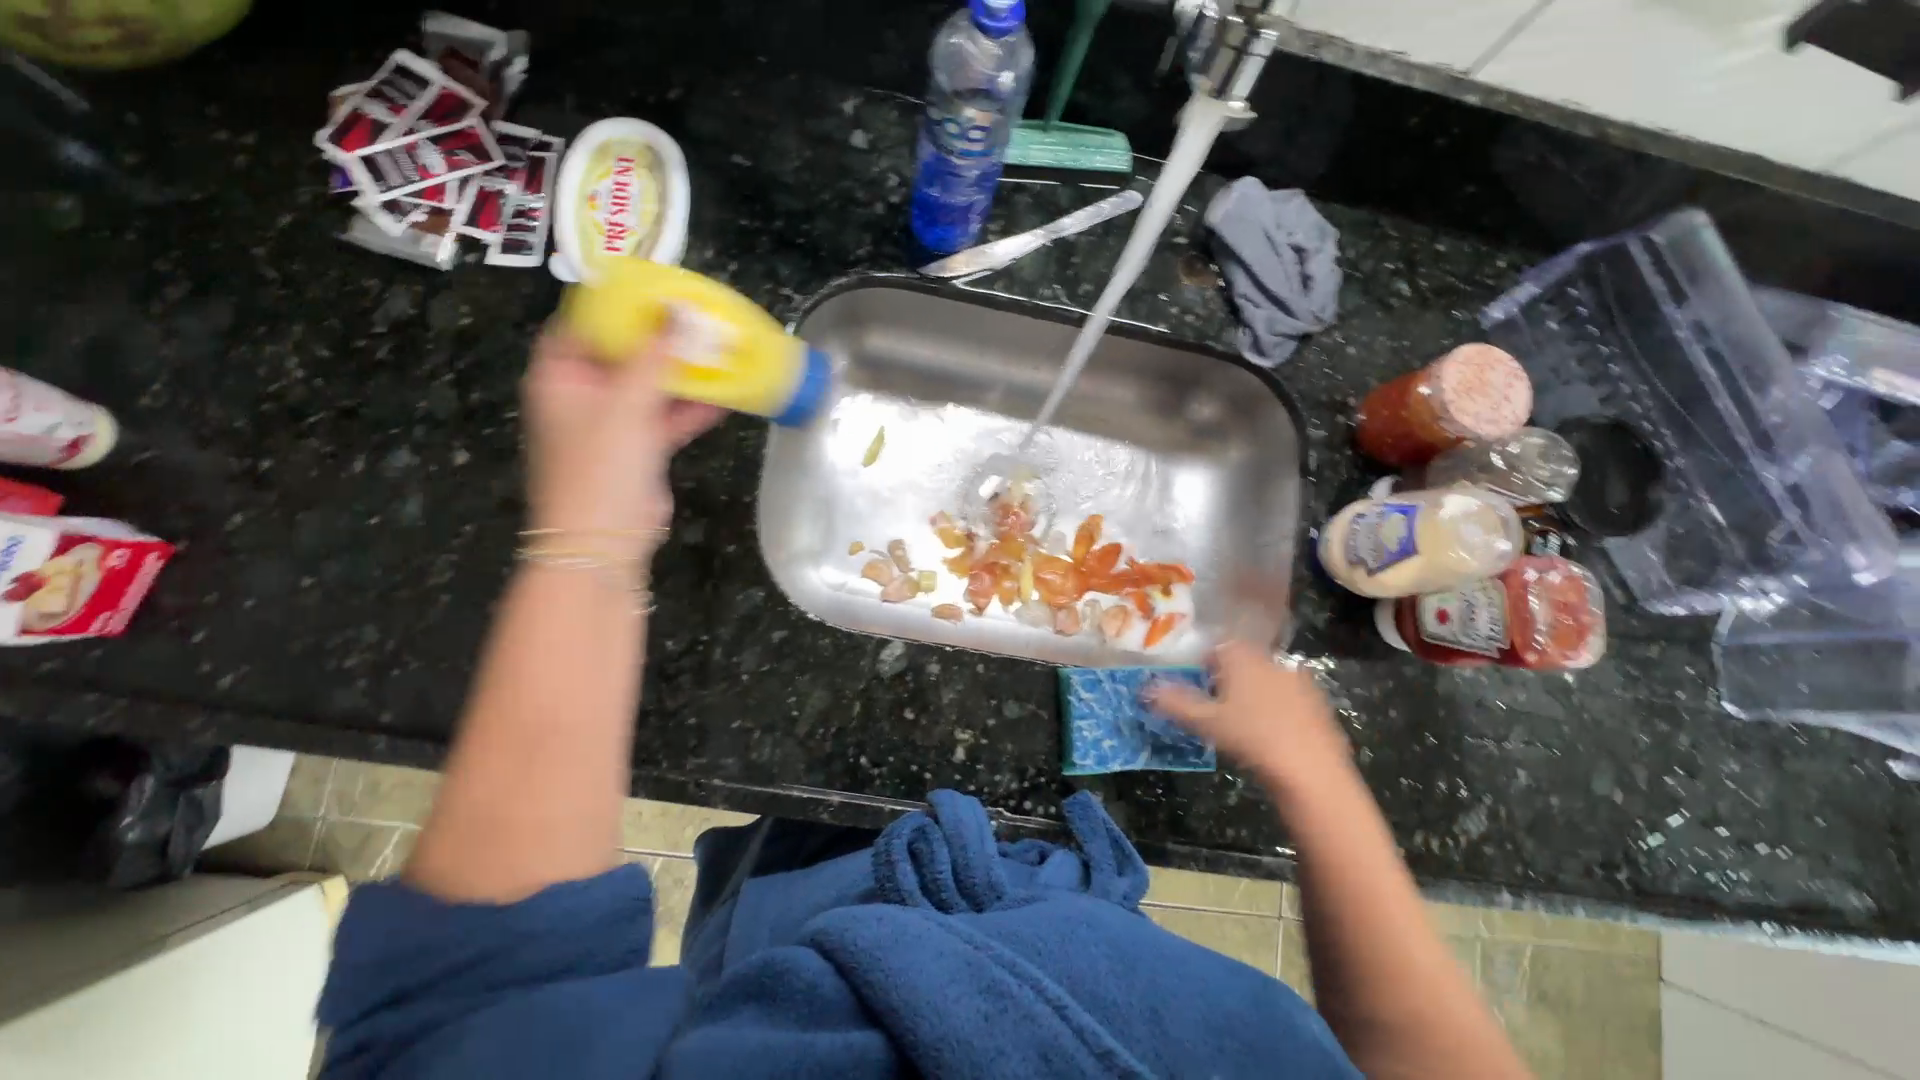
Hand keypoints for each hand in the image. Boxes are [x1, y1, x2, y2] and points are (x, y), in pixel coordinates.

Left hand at [521, 325, 724, 564]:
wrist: (603, 542)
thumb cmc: (599, 466)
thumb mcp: (626, 402)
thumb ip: (656, 354)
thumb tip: (679, 310)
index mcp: (559, 376)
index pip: (581, 323)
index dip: (614, 304)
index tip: (653, 288)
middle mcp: (581, 395)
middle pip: (621, 352)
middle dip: (660, 337)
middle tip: (697, 314)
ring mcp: (611, 423)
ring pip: (649, 385)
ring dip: (683, 371)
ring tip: (720, 349)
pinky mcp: (638, 449)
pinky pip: (666, 417)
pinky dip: (693, 408)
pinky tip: (728, 395)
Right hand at [1148, 642, 1353, 790]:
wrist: (1311, 770)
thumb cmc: (1251, 738)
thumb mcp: (1205, 722)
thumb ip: (1174, 703)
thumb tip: (1145, 688)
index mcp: (1243, 657)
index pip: (1218, 647)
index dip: (1204, 665)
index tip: (1197, 686)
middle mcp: (1272, 660)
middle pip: (1244, 661)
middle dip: (1229, 679)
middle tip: (1216, 707)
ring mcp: (1300, 680)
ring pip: (1268, 679)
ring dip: (1254, 693)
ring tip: (1243, 723)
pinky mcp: (1319, 703)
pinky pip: (1290, 698)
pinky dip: (1278, 709)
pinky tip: (1272, 734)